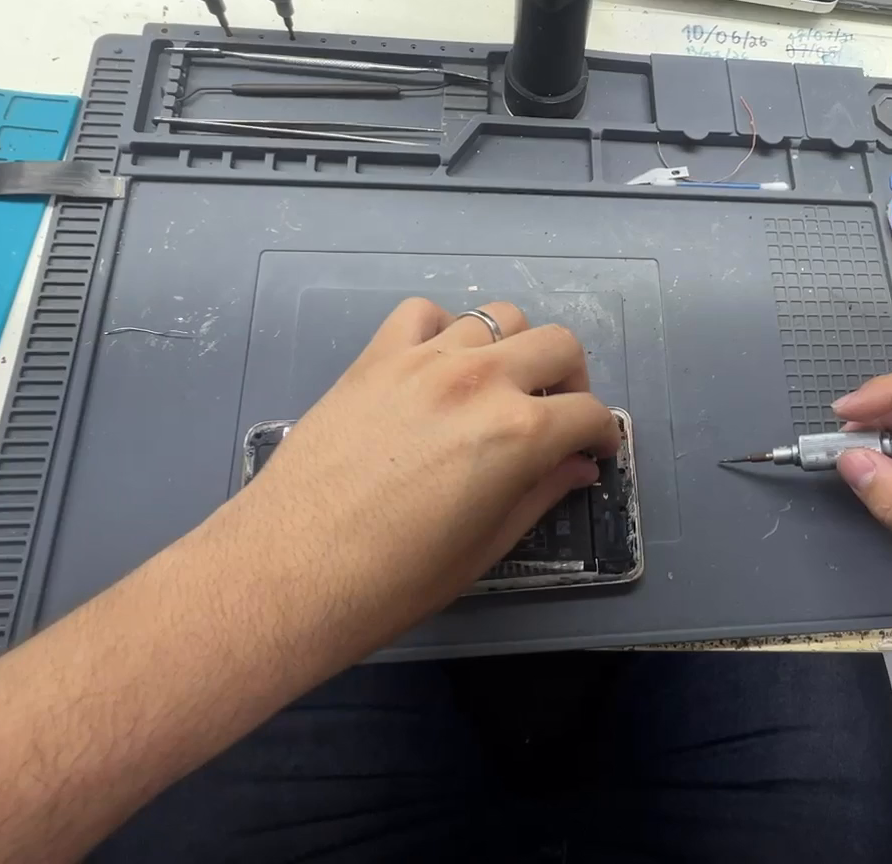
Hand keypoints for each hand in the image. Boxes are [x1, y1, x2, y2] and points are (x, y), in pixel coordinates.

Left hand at [216, 298, 619, 656]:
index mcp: (520, 432)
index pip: (589, 412)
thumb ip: (542, 493)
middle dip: (573, 379)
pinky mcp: (378, 355)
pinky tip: (436, 366)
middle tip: (557, 414)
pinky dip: (443, 331)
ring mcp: (426, 359)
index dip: (602, 433)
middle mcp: (483, 379)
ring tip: (497, 386)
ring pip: (498, 317)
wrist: (290, 570)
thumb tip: (579, 467)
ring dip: (513, 350)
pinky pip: (424, 314)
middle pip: (559, 345)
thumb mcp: (488, 545)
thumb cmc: (396, 578)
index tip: (595, 449)